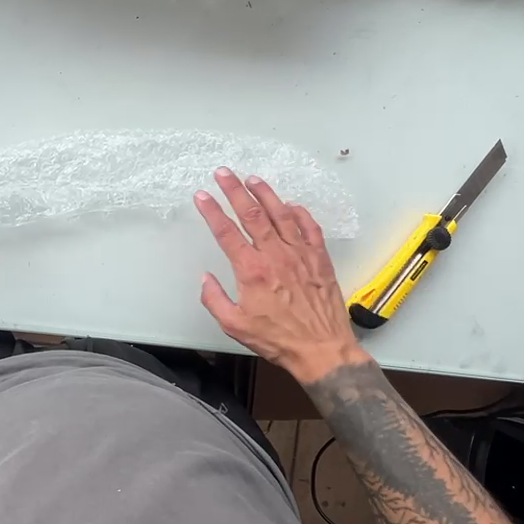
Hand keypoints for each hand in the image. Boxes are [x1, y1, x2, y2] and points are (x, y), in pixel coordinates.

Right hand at [194, 168, 368, 385]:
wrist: (322, 350)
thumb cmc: (278, 339)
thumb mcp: (234, 325)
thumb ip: (214, 300)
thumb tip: (206, 279)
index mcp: (252, 271)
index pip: (226, 232)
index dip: (211, 211)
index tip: (202, 196)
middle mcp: (275, 256)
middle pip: (252, 214)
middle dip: (235, 190)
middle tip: (224, 173)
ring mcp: (300, 255)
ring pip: (281, 214)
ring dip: (265, 194)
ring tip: (253, 179)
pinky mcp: (319, 259)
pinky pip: (309, 228)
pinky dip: (299, 213)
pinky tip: (290, 205)